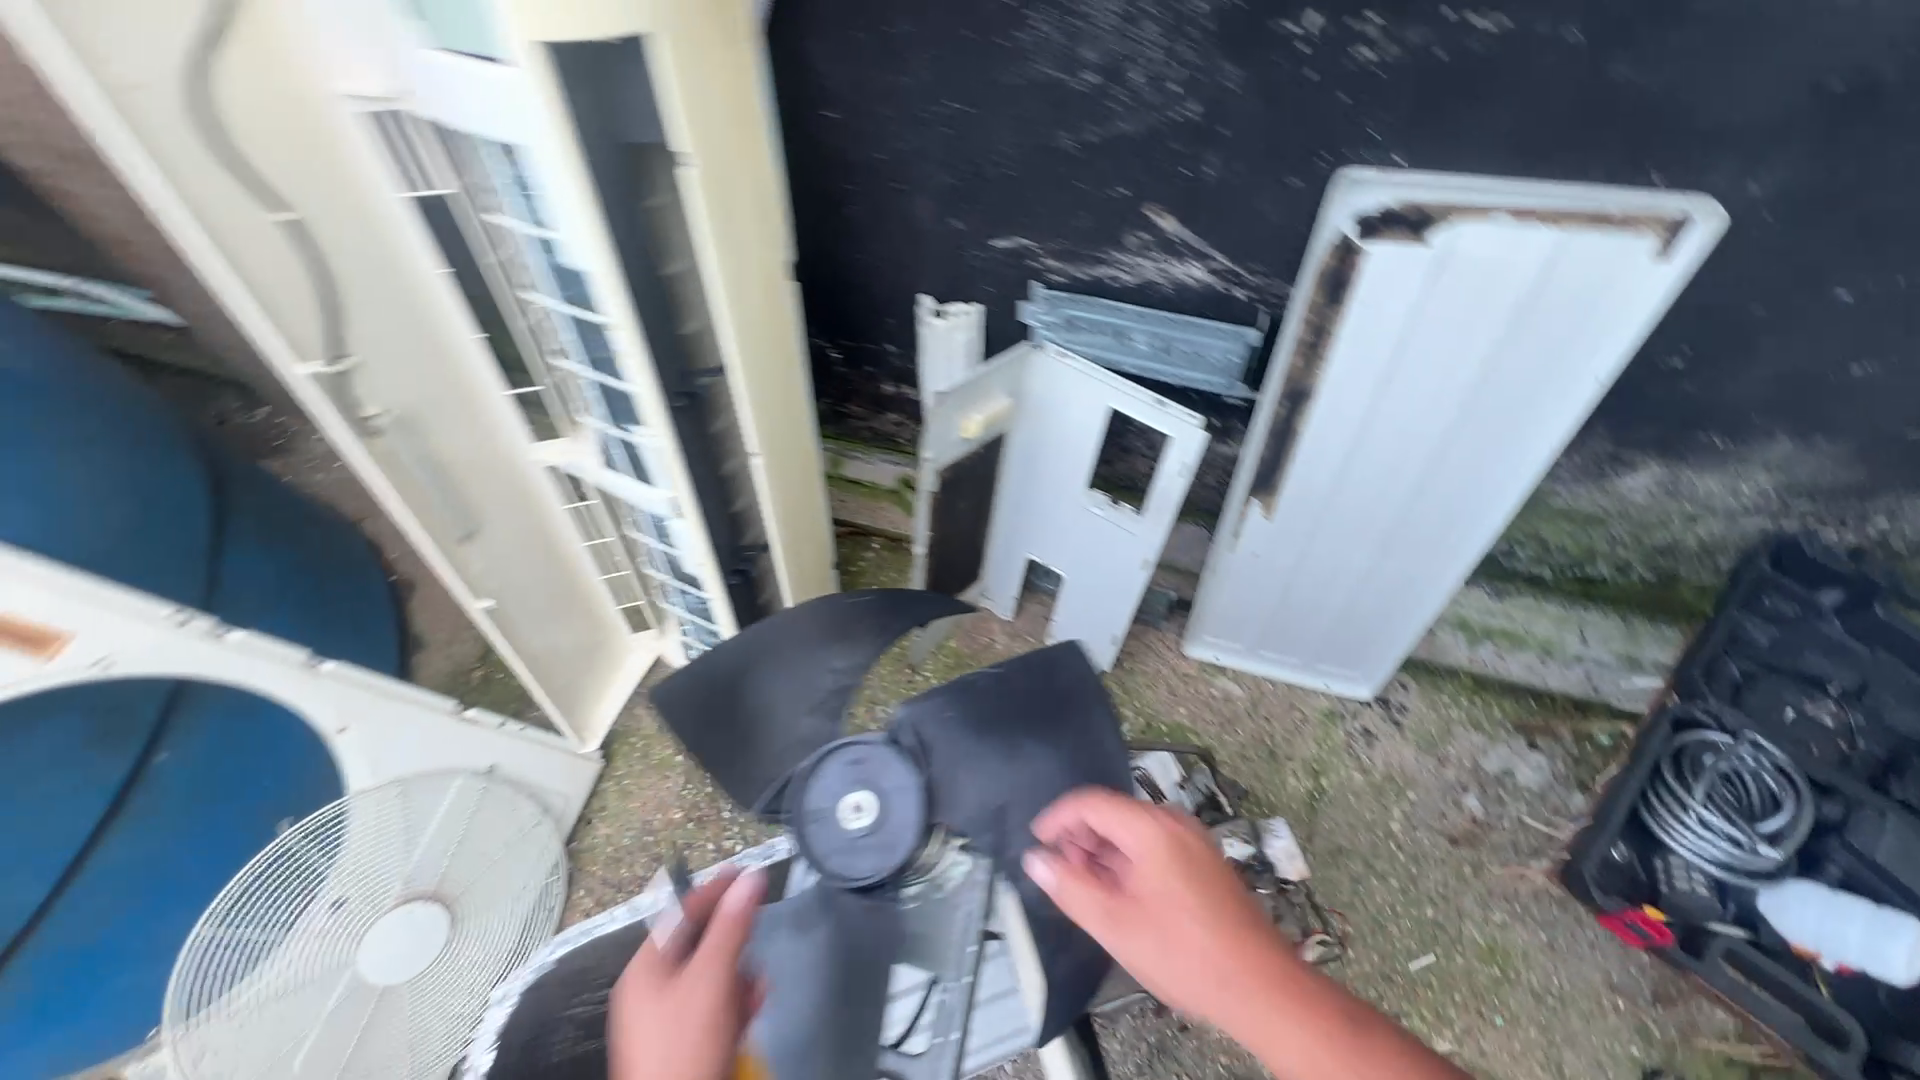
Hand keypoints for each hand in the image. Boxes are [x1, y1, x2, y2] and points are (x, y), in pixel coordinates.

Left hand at [608, 866, 766, 1079]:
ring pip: (710, 978)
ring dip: (737, 977)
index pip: (680, 913)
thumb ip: (732, 927)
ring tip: (754, 990)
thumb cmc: (685, 1045)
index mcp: (646, 969)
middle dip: (731, 943)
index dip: (713, 890)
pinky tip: (747, 1013)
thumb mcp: (711, 979)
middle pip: (698, 946)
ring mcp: (665, 1020)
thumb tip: (750, 879)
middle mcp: (651, 990)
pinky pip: (712, 1008)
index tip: (743, 871)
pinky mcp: (683, 1044)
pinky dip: (732, 1005)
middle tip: (756, 936)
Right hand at [1024, 787, 1290, 1027]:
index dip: (1056, 819)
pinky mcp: (1202, 862)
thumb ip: (1069, 886)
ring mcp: (1193, 841)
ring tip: (1087, 893)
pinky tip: (1120, 899)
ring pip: (1132, 833)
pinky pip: (1153, 847)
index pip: (1089, 802)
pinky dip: (1127, 864)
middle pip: (1112, 814)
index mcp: (1151, 827)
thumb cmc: (1186, 954)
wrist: (1259, 987)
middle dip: (1079, 840)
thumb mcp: (1114, 923)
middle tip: (1060, 876)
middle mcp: (1174, 823)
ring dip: (1102, 855)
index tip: (1036, 843)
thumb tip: (1036, 860)